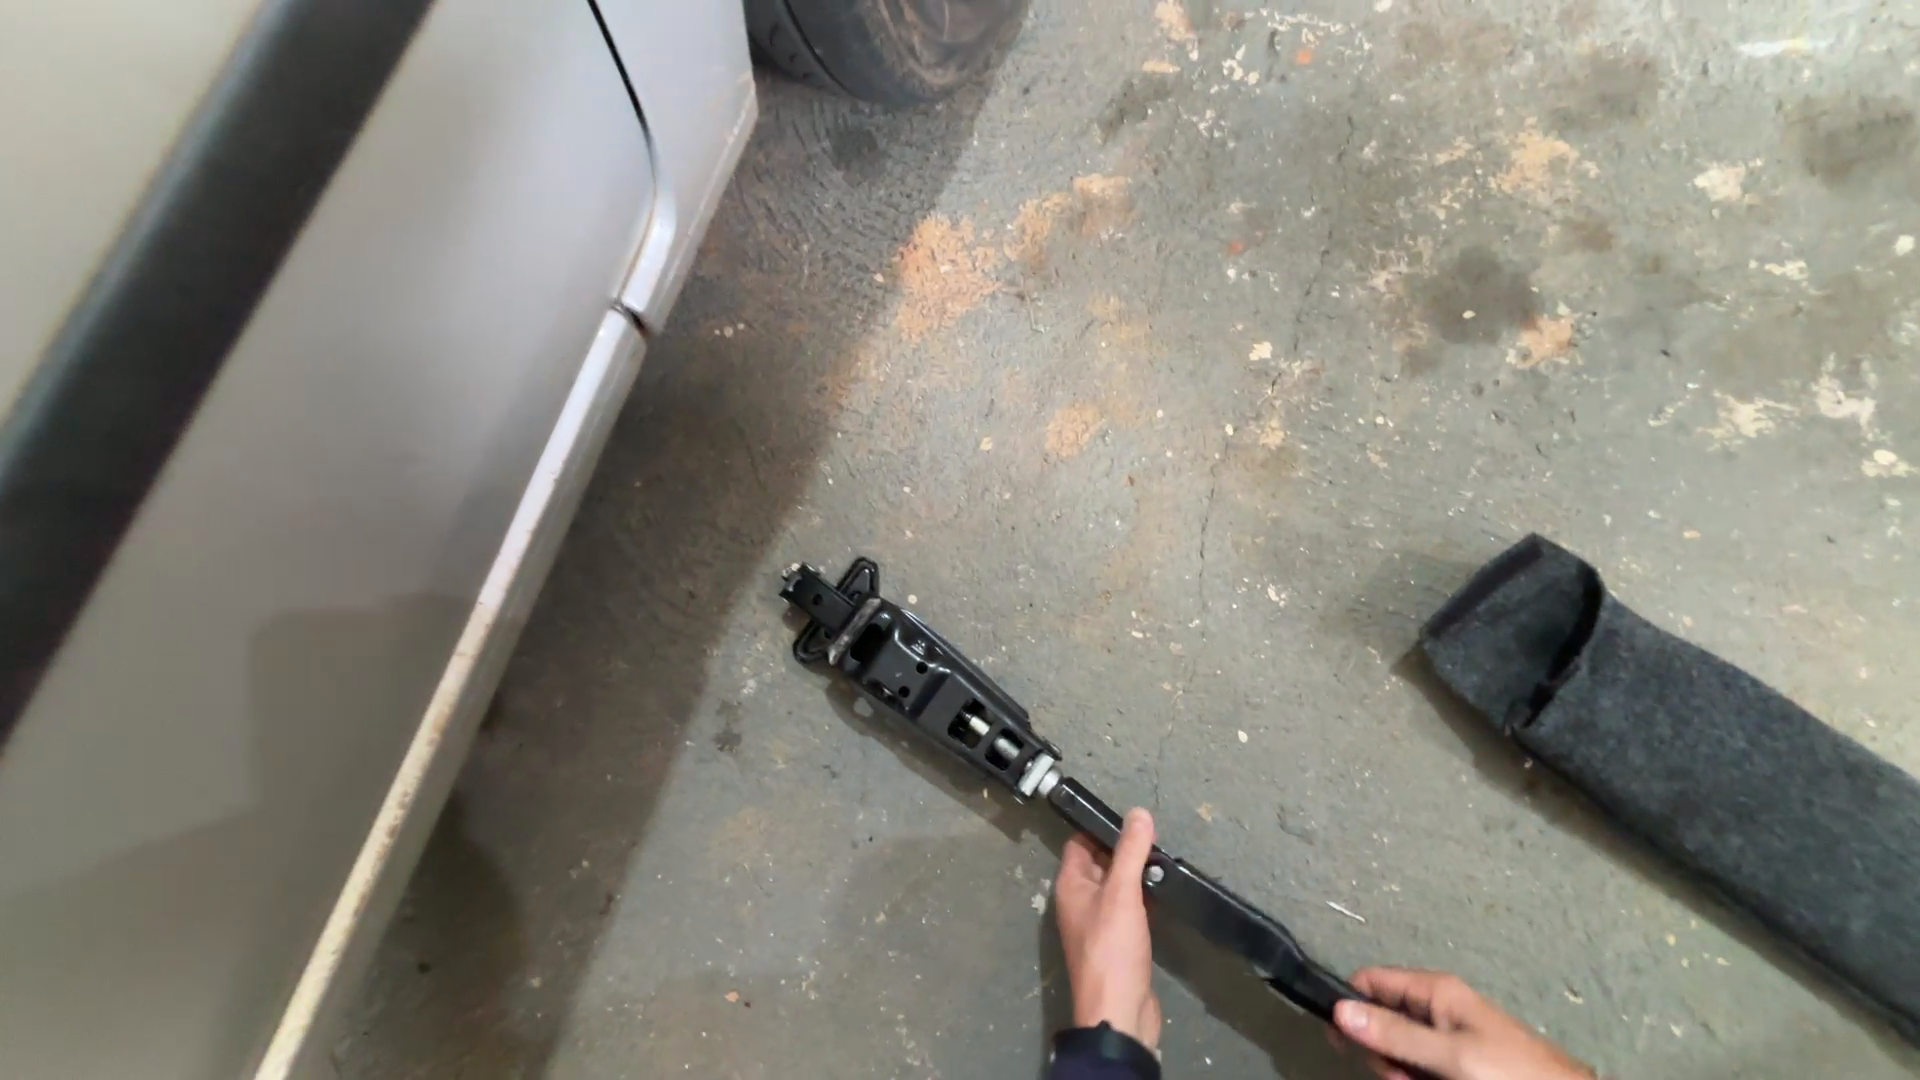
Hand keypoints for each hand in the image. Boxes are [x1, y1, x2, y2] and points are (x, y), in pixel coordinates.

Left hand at [1054, 808, 1160, 1049]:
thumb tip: (1138, 813)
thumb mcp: (1122, 893)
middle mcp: (1080, 901)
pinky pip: (1129, 909)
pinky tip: (1165, 892)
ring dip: (1136, 875)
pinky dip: (1144, 899)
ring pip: (1117, 887)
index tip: (1131, 818)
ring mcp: (1098, 923)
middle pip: (1100, 863)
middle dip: (1124, 850)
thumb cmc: (1112, 947)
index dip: (1101, 828)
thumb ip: (1130, 852)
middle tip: (1155, 837)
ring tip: (1164, 860)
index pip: (1080, 843)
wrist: (1119, 1012)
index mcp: (1070, 885)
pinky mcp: (1119, 941)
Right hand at [1333, 968, 1593, 1079]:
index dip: (1349, 1006)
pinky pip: (1423, 1067)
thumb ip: (1395, 1034)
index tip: (1342, 1041)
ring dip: (1402, 1072)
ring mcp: (1450, 1037)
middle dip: (1383, 1052)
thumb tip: (1337, 1010)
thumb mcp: (1450, 1055)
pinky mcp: (1461, 1064)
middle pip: (1381, 1020)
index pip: (1369, 981)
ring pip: (1401, 1050)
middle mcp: (1437, 1007)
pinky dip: (1419, 1078)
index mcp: (1434, 989)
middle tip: (1403, 1077)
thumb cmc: (1510, 1074)